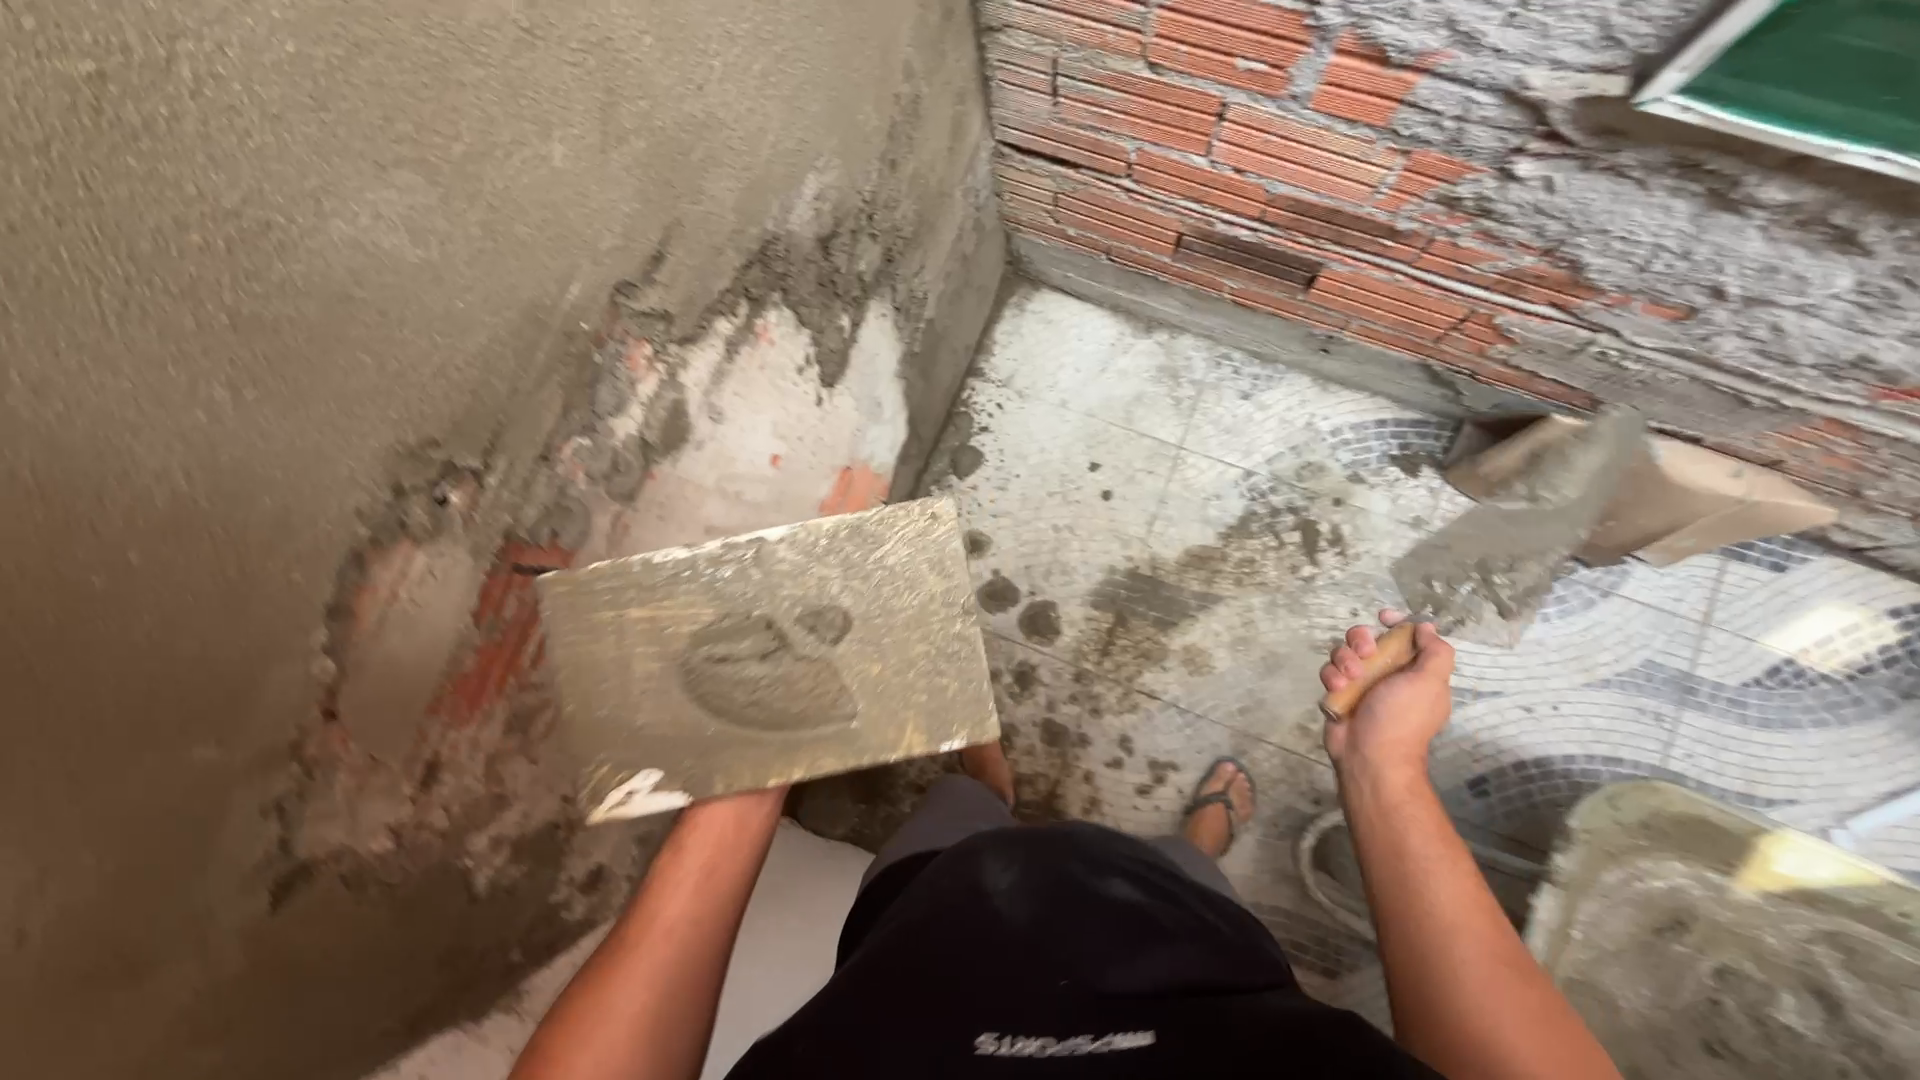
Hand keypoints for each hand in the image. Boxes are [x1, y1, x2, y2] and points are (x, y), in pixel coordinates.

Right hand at [1319, 610, 1454, 775]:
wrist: (1371, 755)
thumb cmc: (1403, 717)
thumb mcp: (1430, 682)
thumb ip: (1435, 652)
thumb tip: (1426, 627)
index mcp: (1414, 670)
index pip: (1405, 636)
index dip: (1395, 622)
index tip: (1383, 617)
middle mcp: (1387, 674)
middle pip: (1368, 638)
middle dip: (1361, 639)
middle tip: (1364, 653)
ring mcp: (1361, 684)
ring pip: (1344, 652)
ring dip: (1343, 659)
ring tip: (1349, 677)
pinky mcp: (1339, 693)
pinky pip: (1329, 671)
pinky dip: (1331, 676)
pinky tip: (1337, 688)